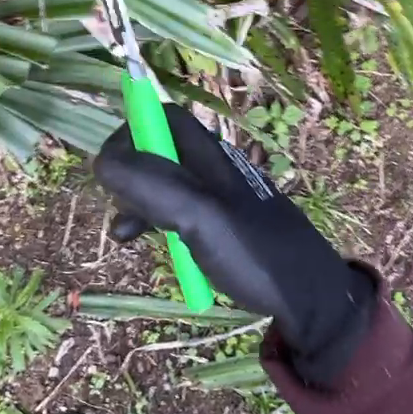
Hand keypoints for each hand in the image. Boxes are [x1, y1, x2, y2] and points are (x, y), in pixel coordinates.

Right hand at [93, 105, 375, 385]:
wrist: (309, 297)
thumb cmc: (256, 251)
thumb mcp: (199, 216)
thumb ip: (153, 185)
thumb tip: (103, 161)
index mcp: (209, 155)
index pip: (162, 117)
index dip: (131, 131)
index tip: (109, 167)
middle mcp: (211, 168)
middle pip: (157, 150)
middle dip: (128, 174)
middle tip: (115, 204)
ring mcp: (216, 197)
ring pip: (162, 185)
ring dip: (137, 203)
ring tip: (122, 235)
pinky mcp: (219, 224)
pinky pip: (177, 213)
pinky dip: (156, 225)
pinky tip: (149, 246)